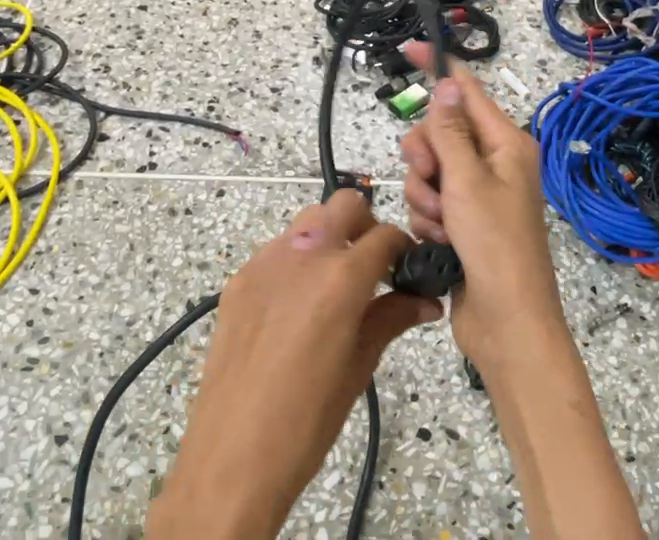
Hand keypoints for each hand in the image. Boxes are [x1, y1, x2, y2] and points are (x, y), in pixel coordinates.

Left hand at [146, 189, 441, 539]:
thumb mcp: (359, 366)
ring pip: (307, 220)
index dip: (404, 250)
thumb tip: (426, 302)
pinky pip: (276, 250)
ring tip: (335, 285)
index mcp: (341, 277)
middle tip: (373, 266)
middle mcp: (302, 255)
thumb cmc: (308, 418)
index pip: (386, 236)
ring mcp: (264, 263)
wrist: (232, 453)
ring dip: (329, 237)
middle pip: (344, 204)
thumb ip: (392, 319)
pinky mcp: (238, 280)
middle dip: (366, 226)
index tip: (410, 271)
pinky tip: (298, 306)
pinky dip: (296, 260)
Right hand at [397, 41, 564, 376]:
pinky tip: (440, 243)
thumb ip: (449, 130)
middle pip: (438, 133)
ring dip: (424, 196)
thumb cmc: (494, 245)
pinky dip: (427, 220)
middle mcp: (492, 163)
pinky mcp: (461, 222)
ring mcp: (476, 194)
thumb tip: (449, 82)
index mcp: (506, 144)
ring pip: (427, 170)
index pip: (467, 91)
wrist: (506, 322)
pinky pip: (429, 202)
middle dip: (425, 158)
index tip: (408, 48)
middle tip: (433, 181)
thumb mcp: (467, 181)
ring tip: (442, 224)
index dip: (438, 69)